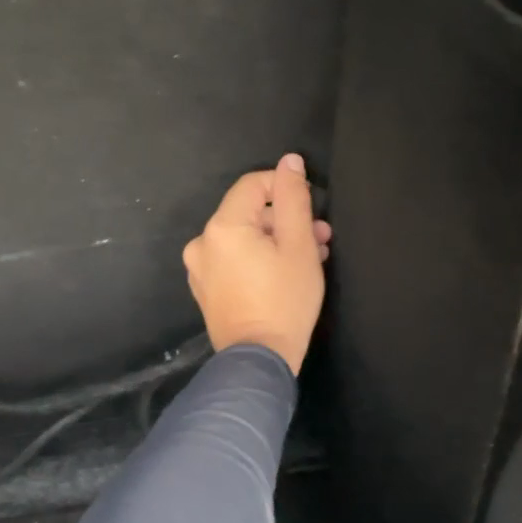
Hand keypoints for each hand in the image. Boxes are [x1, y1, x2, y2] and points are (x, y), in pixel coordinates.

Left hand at [183, 153, 331, 374]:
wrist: (258, 360)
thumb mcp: (298, 246)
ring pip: (243, 240)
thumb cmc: (284, 301)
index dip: (285, 187)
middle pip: (248, 214)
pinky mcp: (206, 292)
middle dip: (286, 220)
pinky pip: (234, 263)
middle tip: (321, 238)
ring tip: (312, 259)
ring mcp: (200, 270)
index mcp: (223, 226)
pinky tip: (285, 275)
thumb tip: (290, 161)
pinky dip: (258, 261)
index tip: (312, 206)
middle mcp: (202, 243)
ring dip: (276, 242)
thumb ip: (294, 198)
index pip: (253, 185)